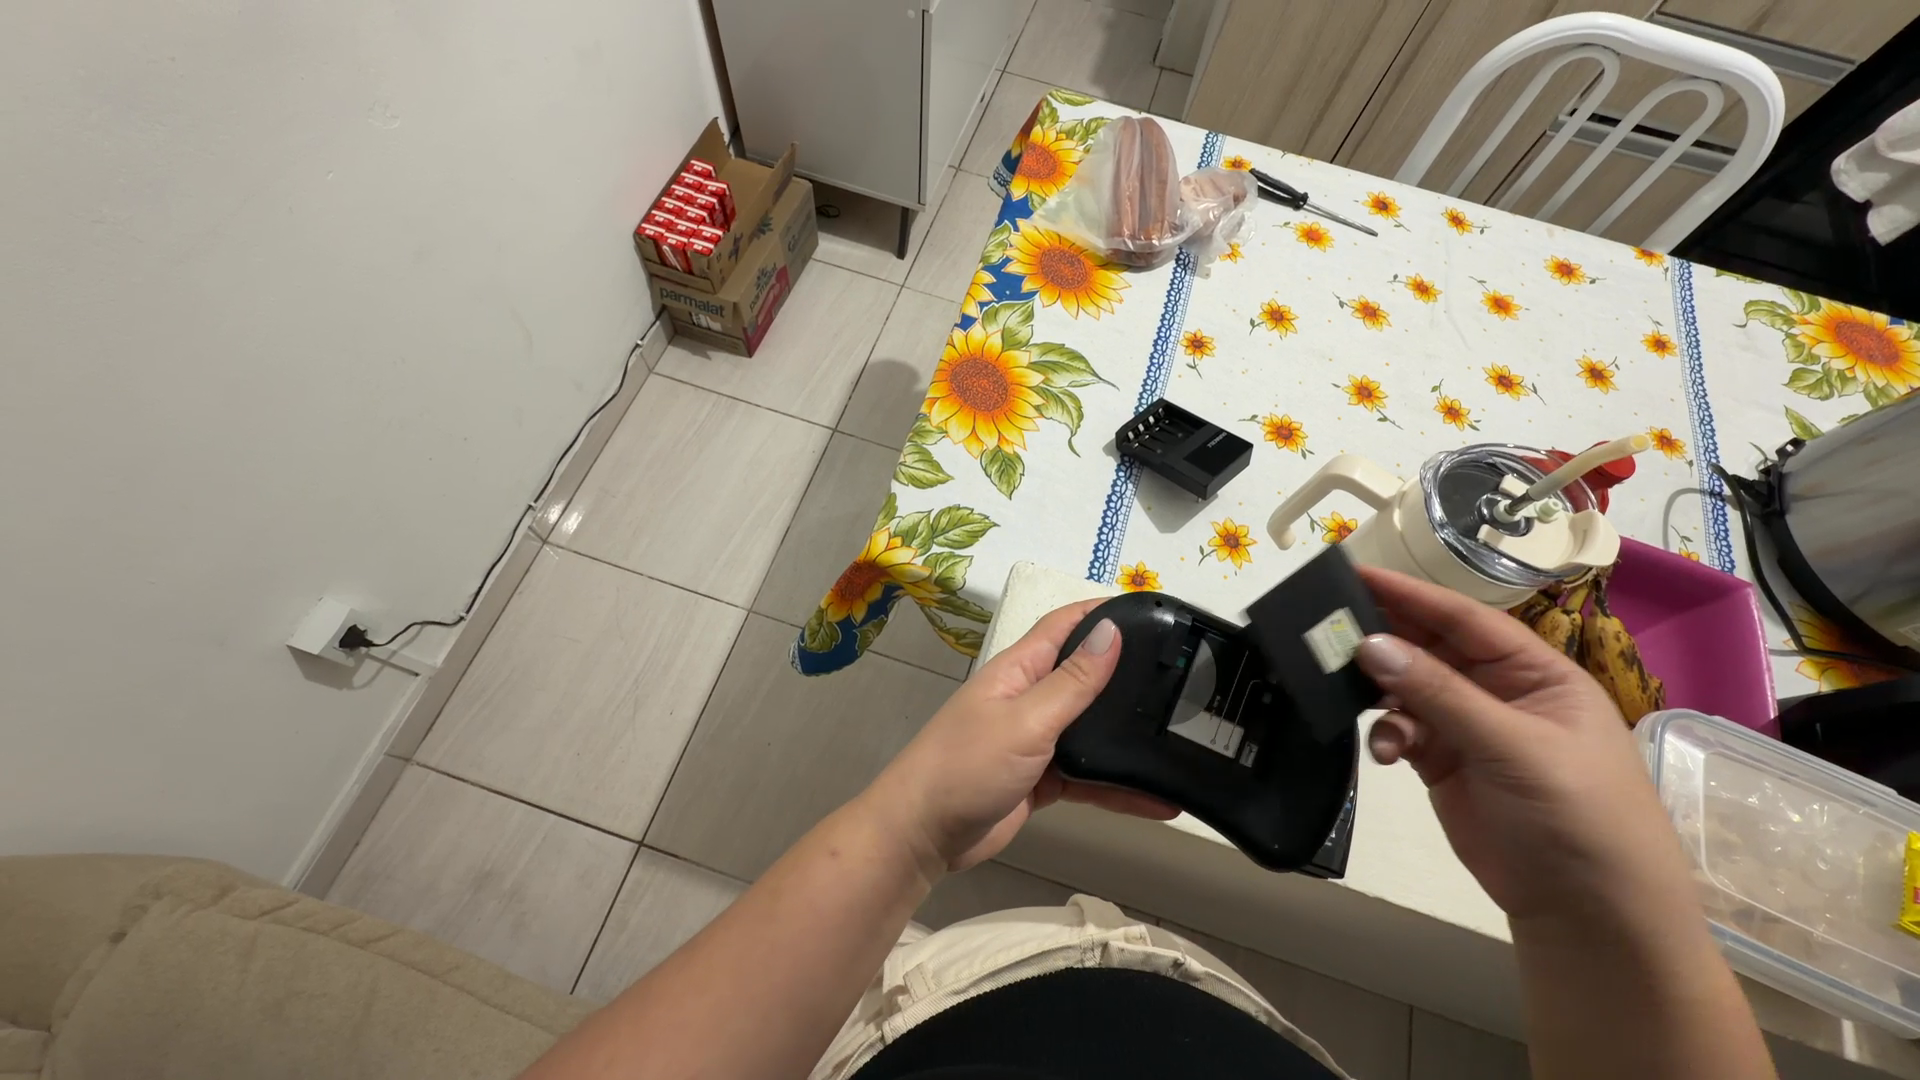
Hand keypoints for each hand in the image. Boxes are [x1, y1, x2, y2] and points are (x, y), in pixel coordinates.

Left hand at [864, 598, 1177, 877]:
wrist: (924, 835)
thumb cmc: (967, 765)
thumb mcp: (1025, 720)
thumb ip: (1071, 682)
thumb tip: (1111, 631)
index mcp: (1019, 670)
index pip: (1066, 626)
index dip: (1103, 614)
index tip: (1154, 612)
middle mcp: (1029, 698)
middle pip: (1084, 677)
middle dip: (1127, 674)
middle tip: (1183, 679)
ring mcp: (1035, 740)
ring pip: (1091, 731)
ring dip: (1127, 736)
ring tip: (1181, 737)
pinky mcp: (1041, 780)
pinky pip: (1089, 777)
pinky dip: (1119, 788)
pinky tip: (1160, 801)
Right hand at [1354, 567, 1695, 925]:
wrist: (1586, 912)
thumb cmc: (1576, 814)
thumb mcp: (1513, 746)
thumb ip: (1439, 694)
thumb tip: (1369, 644)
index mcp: (1534, 673)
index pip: (1464, 619)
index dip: (1411, 594)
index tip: (1354, 573)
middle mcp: (1497, 691)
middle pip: (1429, 647)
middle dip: (1384, 637)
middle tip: (1327, 624)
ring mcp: (1466, 726)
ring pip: (1406, 687)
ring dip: (1378, 691)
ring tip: (1343, 689)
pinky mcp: (1440, 760)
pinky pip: (1399, 729)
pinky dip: (1385, 734)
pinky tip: (1384, 751)